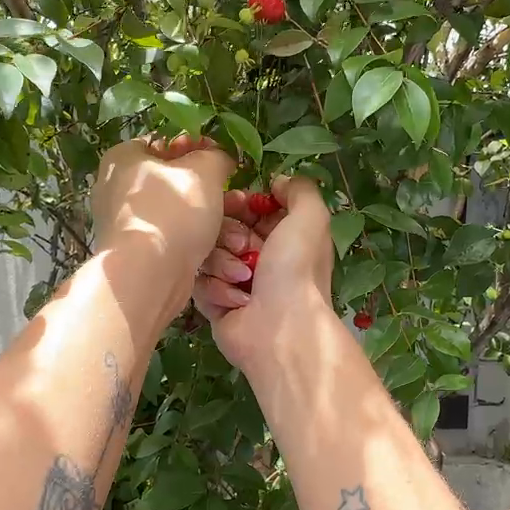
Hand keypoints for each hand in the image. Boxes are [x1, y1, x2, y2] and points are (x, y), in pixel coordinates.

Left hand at [91, 136, 233, 272]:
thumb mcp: (205, 170)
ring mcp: (128, 227)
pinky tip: (228, 262)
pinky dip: (202, 251)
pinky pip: (176, 246)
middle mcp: (118, 191)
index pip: (163, 143)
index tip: (224, 162)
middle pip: (177, 186)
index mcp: (123, 159)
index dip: (197, 148)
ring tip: (241, 240)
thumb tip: (220, 157)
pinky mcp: (139, 257)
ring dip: (217, 229)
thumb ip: (216, 156)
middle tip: (239, 202)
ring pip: (181, 220)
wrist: (149, 276)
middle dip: (216, 198)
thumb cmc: (173, 211)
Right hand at [194, 176, 334, 373]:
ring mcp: (237, 281)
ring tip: (243, 279)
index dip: (240, 202)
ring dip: (223, 264)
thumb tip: (276, 181)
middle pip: (224, 228)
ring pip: (209, 254)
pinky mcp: (217, 305)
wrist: (280, 329)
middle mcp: (261, 257)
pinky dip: (217, 290)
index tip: (236, 202)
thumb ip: (298, 189)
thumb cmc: (296, 270)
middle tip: (241, 247)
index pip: (250, 208)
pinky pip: (200, 283)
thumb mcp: (309, 218)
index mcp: (284, 236)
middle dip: (229, 233)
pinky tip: (236, 301)